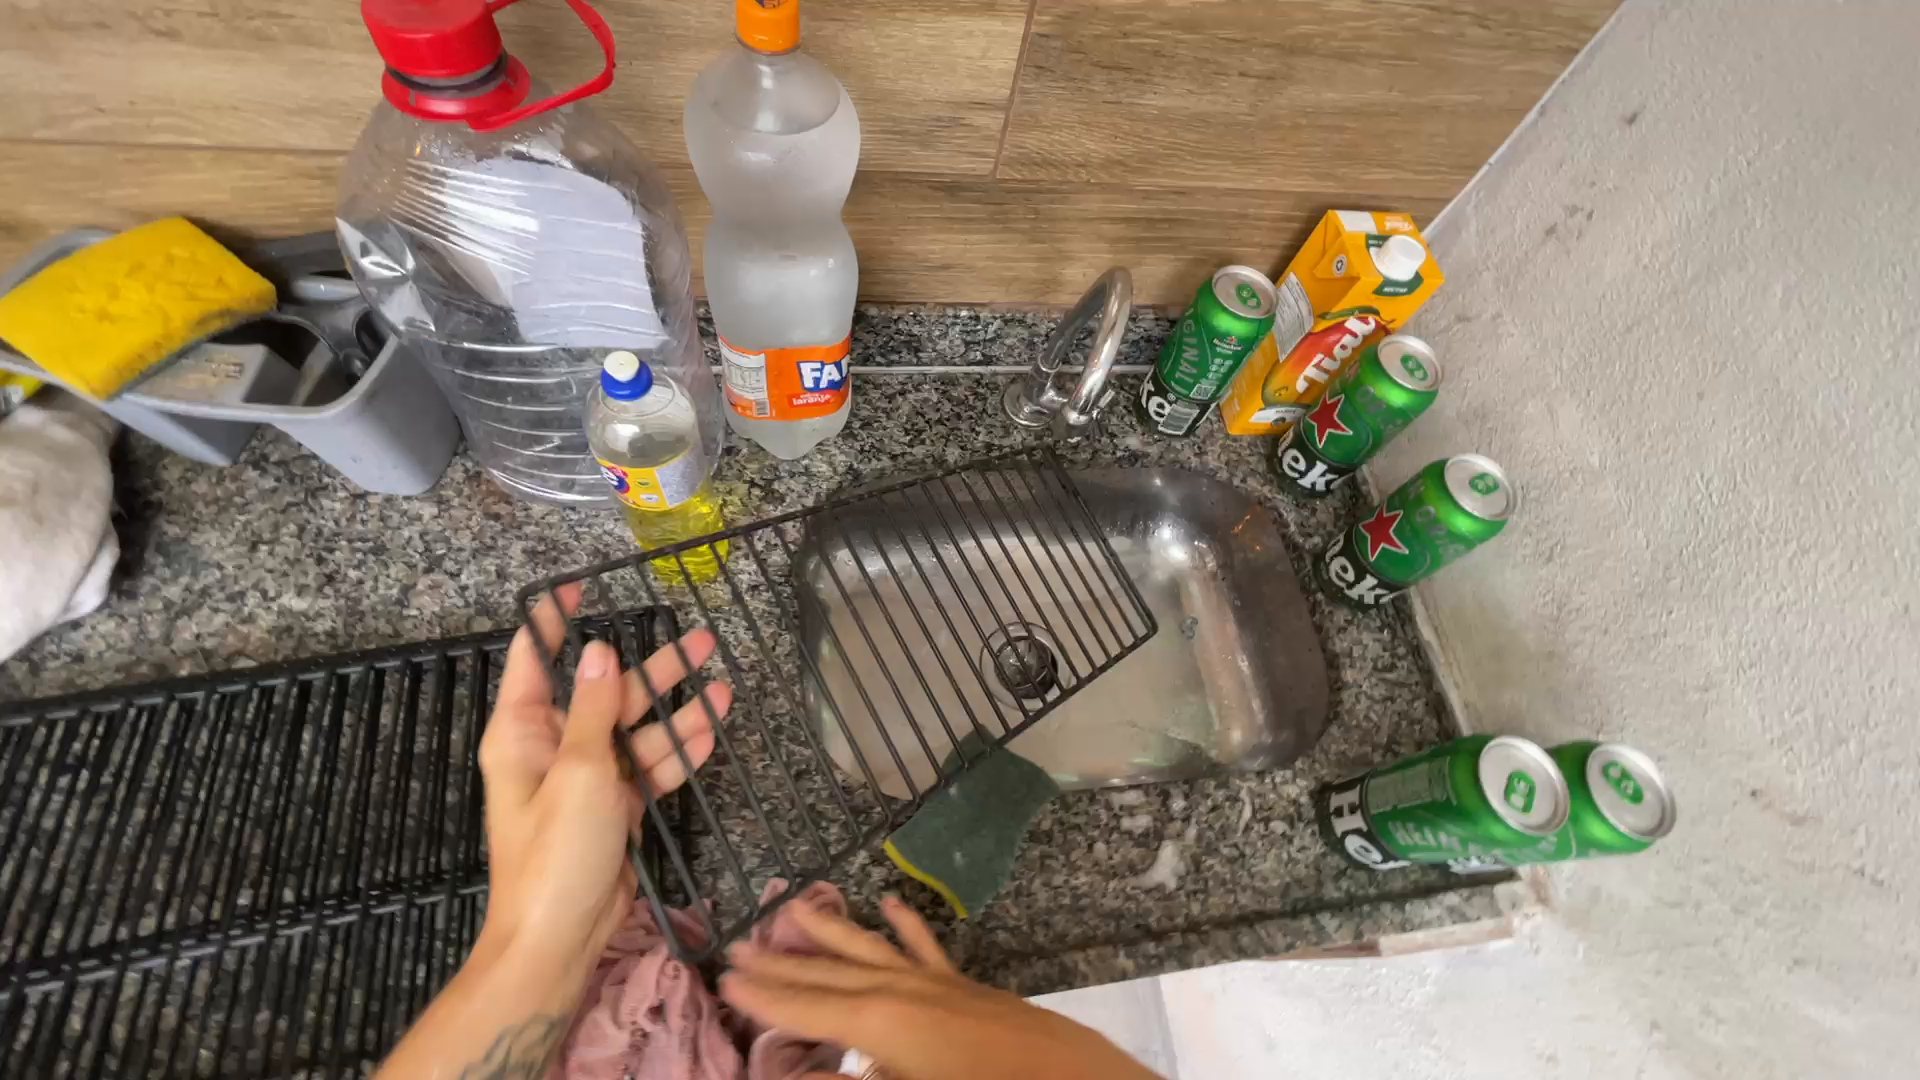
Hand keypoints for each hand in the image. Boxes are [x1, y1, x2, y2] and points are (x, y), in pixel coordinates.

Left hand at [475, 584, 731, 972]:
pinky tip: (713, 728)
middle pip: (609, 693)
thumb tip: (601, 651)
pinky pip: (652, 763)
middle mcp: (556, 745)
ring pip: (640, 727)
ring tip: (724, 684)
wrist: (561, 935)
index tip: (577, 587)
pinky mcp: (618, 800)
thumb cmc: (556, 850)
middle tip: (703, 641)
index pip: (534, 661)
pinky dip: (681, 748)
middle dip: (656, 669)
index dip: (552, 621)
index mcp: (525, 732)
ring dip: (680, 709)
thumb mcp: (579, 771)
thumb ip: (595, 709)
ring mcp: (591, 774)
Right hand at [719, 895, 1161, 1079]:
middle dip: (784, 961)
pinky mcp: (962, 986)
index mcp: (883, 1022)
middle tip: (738, 941)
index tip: (725, 975)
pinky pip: (925, 948)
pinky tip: (890, 902)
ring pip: (869, 948)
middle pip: (830, 973)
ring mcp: (935, 983)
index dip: (765, 994)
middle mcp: (902, 990)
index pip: (809, 1007)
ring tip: (796, 905)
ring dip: (831, 931)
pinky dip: (904, 925)